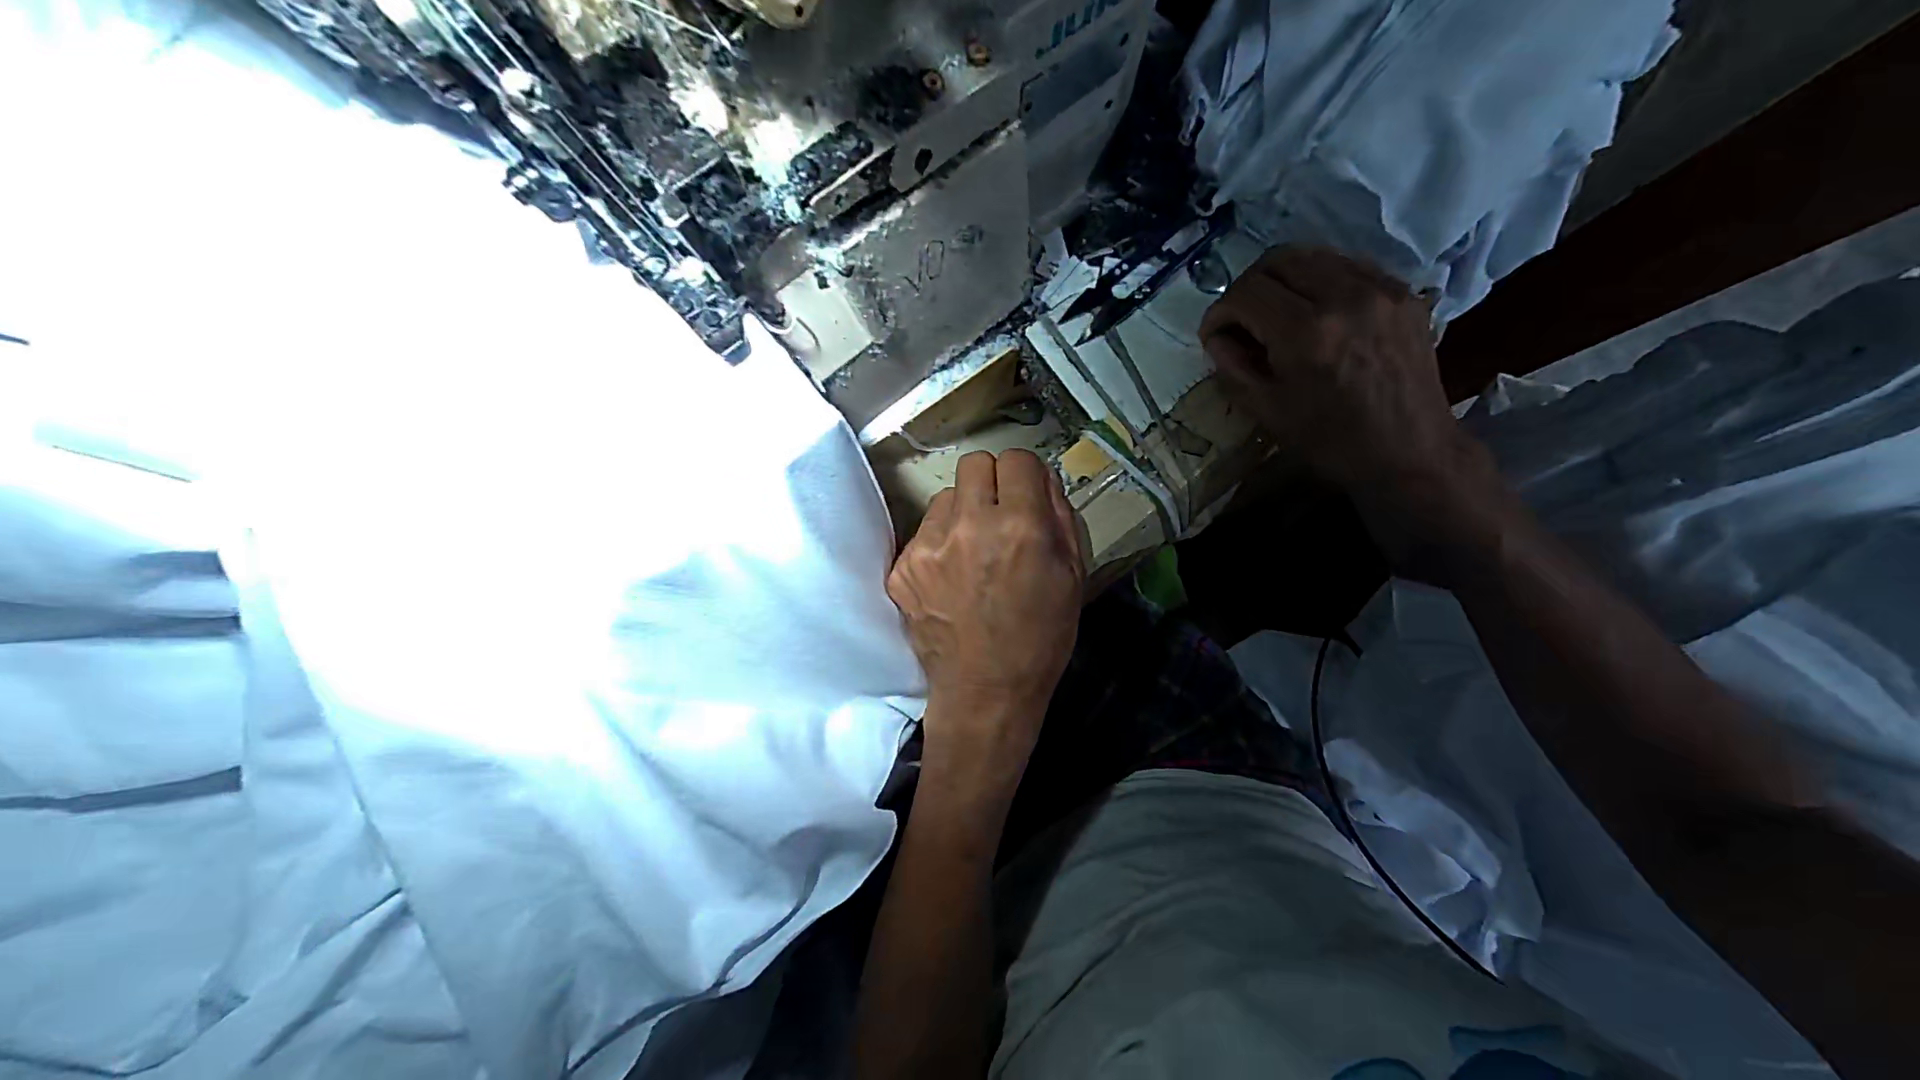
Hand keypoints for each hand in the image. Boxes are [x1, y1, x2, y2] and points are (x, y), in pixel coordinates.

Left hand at [887, 449, 1086, 774]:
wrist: (985, 691)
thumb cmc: (1040, 638)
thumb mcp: (1072, 575)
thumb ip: (1059, 516)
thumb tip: (1041, 479)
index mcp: (1020, 528)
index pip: (1016, 459)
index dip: (1025, 476)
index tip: (1026, 496)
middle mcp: (970, 527)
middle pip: (975, 464)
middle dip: (992, 484)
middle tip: (1000, 517)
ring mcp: (929, 547)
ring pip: (946, 496)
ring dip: (963, 513)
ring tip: (974, 553)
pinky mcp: (903, 568)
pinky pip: (924, 532)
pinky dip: (940, 544)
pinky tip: (952, 577)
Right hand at [1199, 246, 1513, 575]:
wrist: (1410, 452)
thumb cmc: (1331, 441)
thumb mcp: (1267, 411)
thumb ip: (1233, 366)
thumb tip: (1217, 336)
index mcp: (1306, 333)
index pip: (1246, 292)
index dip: (1220, 311)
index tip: (1215, 335)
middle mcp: (1344, 297)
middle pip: (1278, 260)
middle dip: (1247, 287)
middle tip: (1241, 319)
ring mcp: (1379, 289)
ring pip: (1313, 255)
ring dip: (1282, 279)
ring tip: (1276, 312)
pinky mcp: (1402, 291)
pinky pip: (1347, 265)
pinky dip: (1319, 280)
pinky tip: (1315, 311)